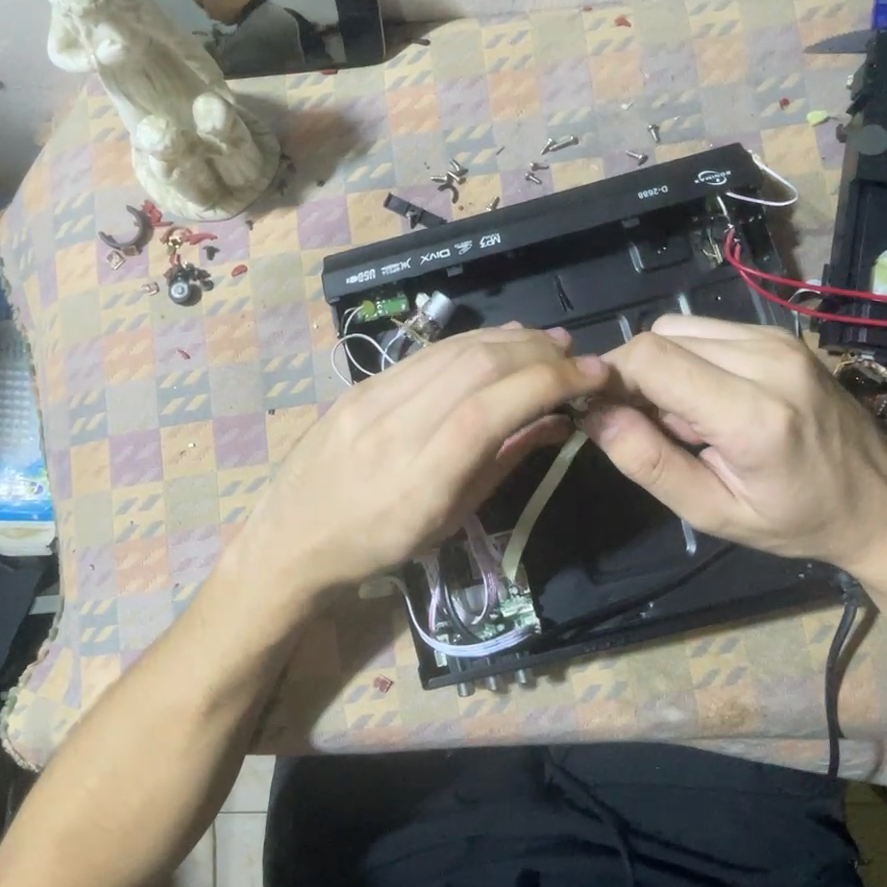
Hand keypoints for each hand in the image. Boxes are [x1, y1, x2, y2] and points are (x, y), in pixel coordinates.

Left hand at [227, 326, 606, 601]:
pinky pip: (425, 355)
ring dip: (508, 340)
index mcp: (421, 480)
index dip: (549, 382)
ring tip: (547, 343)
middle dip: (537, 353)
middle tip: (576, 355)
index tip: (593, 375)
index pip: (492, 410)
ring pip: (451, 352)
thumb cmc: (378, 546)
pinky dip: (470, 343)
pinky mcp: (359, 386)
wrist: (294, 537)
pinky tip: (498, 344)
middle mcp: (394, 430)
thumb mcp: (449, 521)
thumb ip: (503, 465)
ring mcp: (371, 402)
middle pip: (475, 368)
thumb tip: (556, 421)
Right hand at [582, 315, 886, 579]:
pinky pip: (705, 331)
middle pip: (658, 338)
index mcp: (753, 414)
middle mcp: (768, 361)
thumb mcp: (714, 513)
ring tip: (681, 417)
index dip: (612, 380)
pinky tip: (705, 399)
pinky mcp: (781, 337)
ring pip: (677, 329)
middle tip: (643, 426)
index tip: (603, 416)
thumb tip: (595, 416)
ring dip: (659, 367)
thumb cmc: (797, 521)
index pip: (651, 358)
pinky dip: (687, 359)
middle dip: (632, 377)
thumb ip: (650, 463)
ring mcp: (779, 342)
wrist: (883, 503)